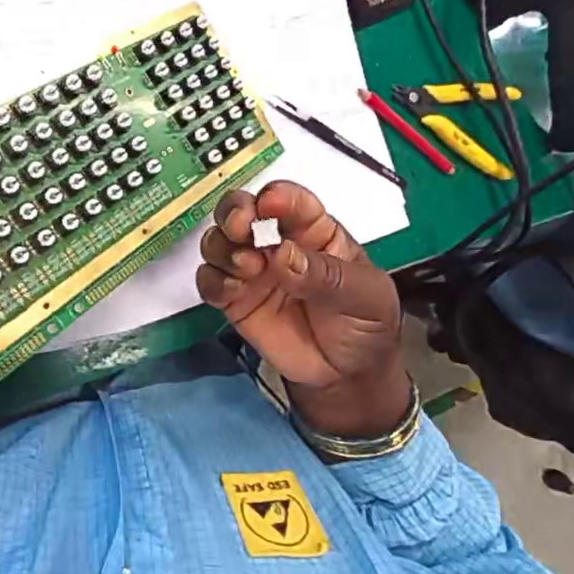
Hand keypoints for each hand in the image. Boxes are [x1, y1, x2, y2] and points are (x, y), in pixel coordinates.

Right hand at [195, 181, 409, 438]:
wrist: (348, 375)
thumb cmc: (365, 322)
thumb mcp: (364, 295)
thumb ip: (325, 275)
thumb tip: (284, 255)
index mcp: (313, 230)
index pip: (290, 201)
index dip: (276, 197)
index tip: (268, 206)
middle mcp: (275, 243)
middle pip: (241, 210)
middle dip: (234, 212)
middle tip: (240, 228)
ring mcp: (251, 271)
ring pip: (218, 241)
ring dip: (222, 248)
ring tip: (247, 269)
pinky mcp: (233, 300)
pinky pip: (209, 281)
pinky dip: (212, 280)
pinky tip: (233, 291)